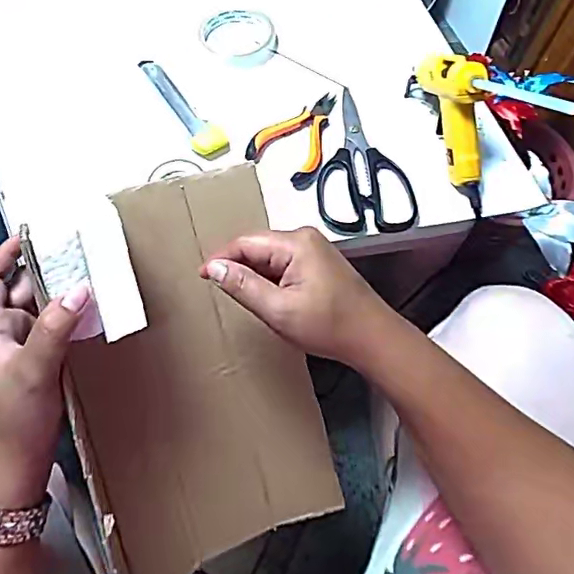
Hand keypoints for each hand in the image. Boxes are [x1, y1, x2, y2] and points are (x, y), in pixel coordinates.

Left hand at [0, 235, 93, 506]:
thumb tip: (80, 287)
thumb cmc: (12, 421)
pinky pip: (60, 324)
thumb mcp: (32, 370)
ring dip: (63, 287)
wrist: (15, 467)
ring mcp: (28, 347)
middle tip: (77, 246)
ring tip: (91, 268)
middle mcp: (8, 333)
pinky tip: (96, 305)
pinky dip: (75, 310)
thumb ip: (54, 328)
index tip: (31, 233)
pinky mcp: (46, 360)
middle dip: (46, 265)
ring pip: (44, 305)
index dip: (5, 254)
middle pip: (22, 287)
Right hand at [199, 226, 406, 367]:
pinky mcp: (317, 262)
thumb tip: (215, 268)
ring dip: (252, 273)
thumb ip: (244, 286)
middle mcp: (305, 238)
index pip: (246, 242)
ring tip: (239, 296)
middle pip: (257, 246)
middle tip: (216, 288)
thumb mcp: (278, 309)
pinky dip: (269, 278)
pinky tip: (266, 298)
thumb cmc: (332, 324)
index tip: (202, 275)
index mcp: (296, 243)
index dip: (221, 258)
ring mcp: (313, 249)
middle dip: (236, 265)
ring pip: (269, 256)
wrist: (371, 335)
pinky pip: (283, 263)